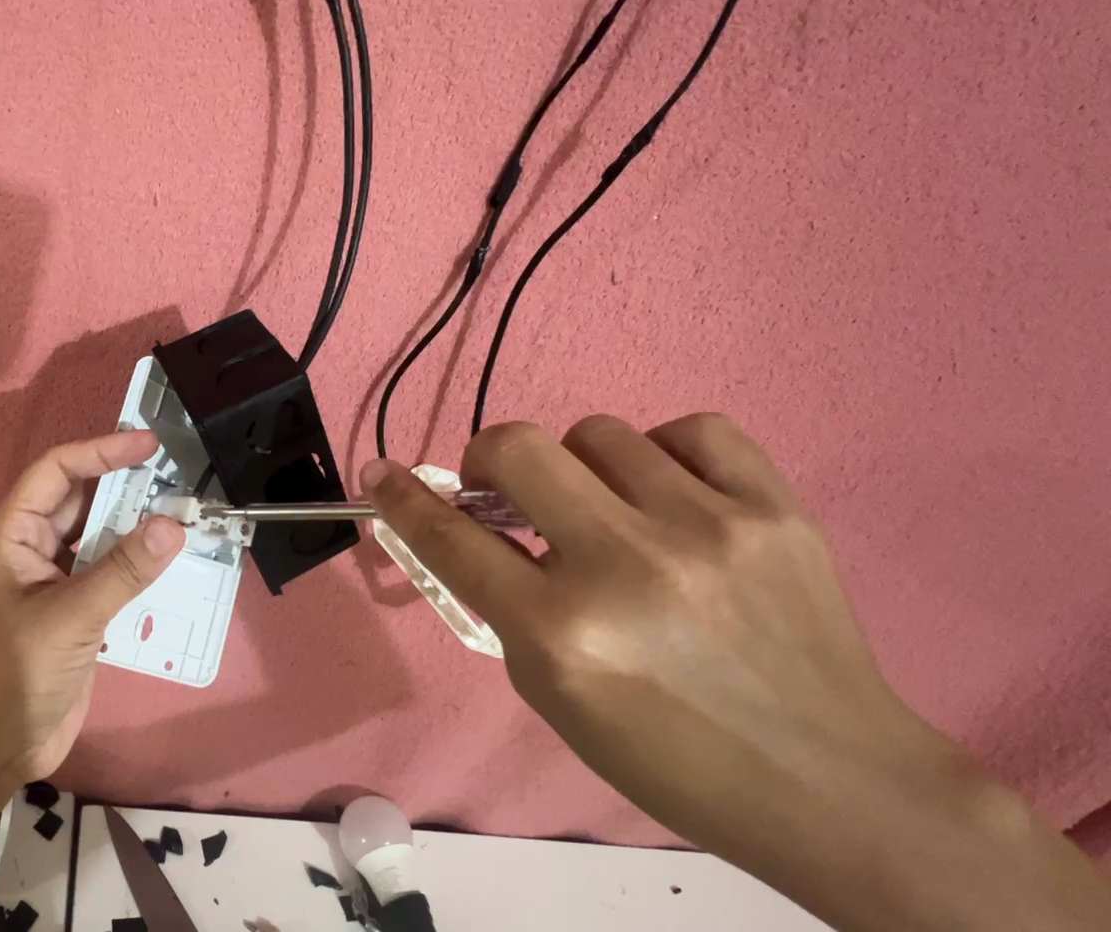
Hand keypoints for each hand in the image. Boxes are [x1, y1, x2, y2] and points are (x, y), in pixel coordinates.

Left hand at [0, 429, 184, 788]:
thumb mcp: (68, 619)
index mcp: (12, 535)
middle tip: (179, 474)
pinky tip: (173, 562)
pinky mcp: (73, 616)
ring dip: (135, 527)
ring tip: (186, 512)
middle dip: (125, 486)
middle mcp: (31, 550)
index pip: (57, 472)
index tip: (150, 444)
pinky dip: (137, 567)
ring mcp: (52, 584)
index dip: (101, 451)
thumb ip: (122, 571)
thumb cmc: (8, 675)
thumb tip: (174, 523)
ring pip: (98, 540)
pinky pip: (109, 577)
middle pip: (81, 501)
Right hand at [361, 414, 973, 867]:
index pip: (452, 539)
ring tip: (607, 509)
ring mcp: (707, 529)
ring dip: (580, 469)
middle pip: (519, 449)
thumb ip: (503, 603)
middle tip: (502, 488)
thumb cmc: (667, 755)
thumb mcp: (552, 694)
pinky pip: (694, 430)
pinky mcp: (777, 510)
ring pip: (599, 432)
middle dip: (489, 459)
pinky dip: (665, 455)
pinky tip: (672, 495)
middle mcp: (626, 567)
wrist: (829, 782)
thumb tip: (467, 528)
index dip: (404, 499)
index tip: (382, 474)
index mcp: (562, 632)